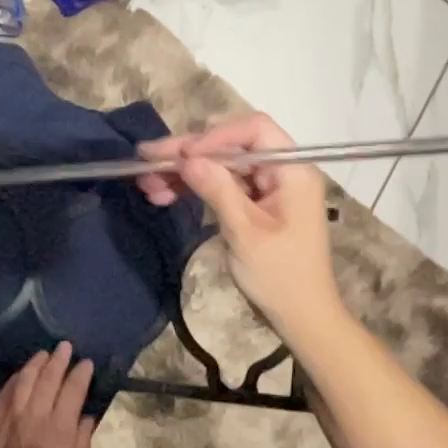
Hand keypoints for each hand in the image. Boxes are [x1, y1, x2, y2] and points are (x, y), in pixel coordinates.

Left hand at [0, 343, 95, 447]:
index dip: (80, 374)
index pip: (72, 390)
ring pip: (23, 382)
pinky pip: (3, 396)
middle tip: (65, 347)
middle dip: (58, 360)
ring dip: (35, 365)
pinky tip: (19, 376)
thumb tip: (86, 416)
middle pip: (47, 379)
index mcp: (60, 430)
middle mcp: (35, 418)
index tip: (87, 362)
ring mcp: (11, 421)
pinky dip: (12, 382)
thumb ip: (82, 442)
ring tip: (44, 354)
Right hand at [135, 113, 335, 328]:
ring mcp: (266, 186)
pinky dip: (193, 187)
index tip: (183, 156)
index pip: (254, 130)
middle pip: (230, 146)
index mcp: (292, 170)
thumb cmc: (281, 275)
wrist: (301, 317)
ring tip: (147, 183)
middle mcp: (280, 170)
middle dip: (188, 154)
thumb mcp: (246, 232)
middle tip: (146, 159)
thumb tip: (187, 158)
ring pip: (218, 165)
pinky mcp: (252, 203)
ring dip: (183, 172)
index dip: (215, 136)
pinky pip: (219, 184)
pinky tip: (163, 193)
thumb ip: (218, 190)